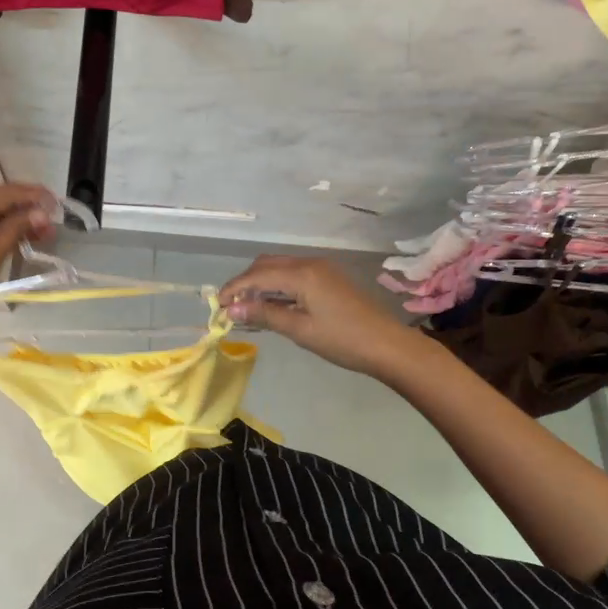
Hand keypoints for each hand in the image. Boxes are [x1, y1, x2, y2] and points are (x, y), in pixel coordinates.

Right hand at [218, 256, 435, 378]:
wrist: (389, 345)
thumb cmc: (343, 340)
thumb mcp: (300, 330)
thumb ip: (265, 314)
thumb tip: (233, 309)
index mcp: (302, 273)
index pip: (257, 275)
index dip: (235, 288)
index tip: (218, 305)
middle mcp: (309, 263)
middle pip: (267, 264)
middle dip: (246, 282)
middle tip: (232, 306)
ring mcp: (321, 268)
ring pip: (280, 267)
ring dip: (261, 282)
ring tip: (249, 307)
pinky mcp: (329, 277)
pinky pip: (294, 273)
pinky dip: (278, 284)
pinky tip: (274, 304)